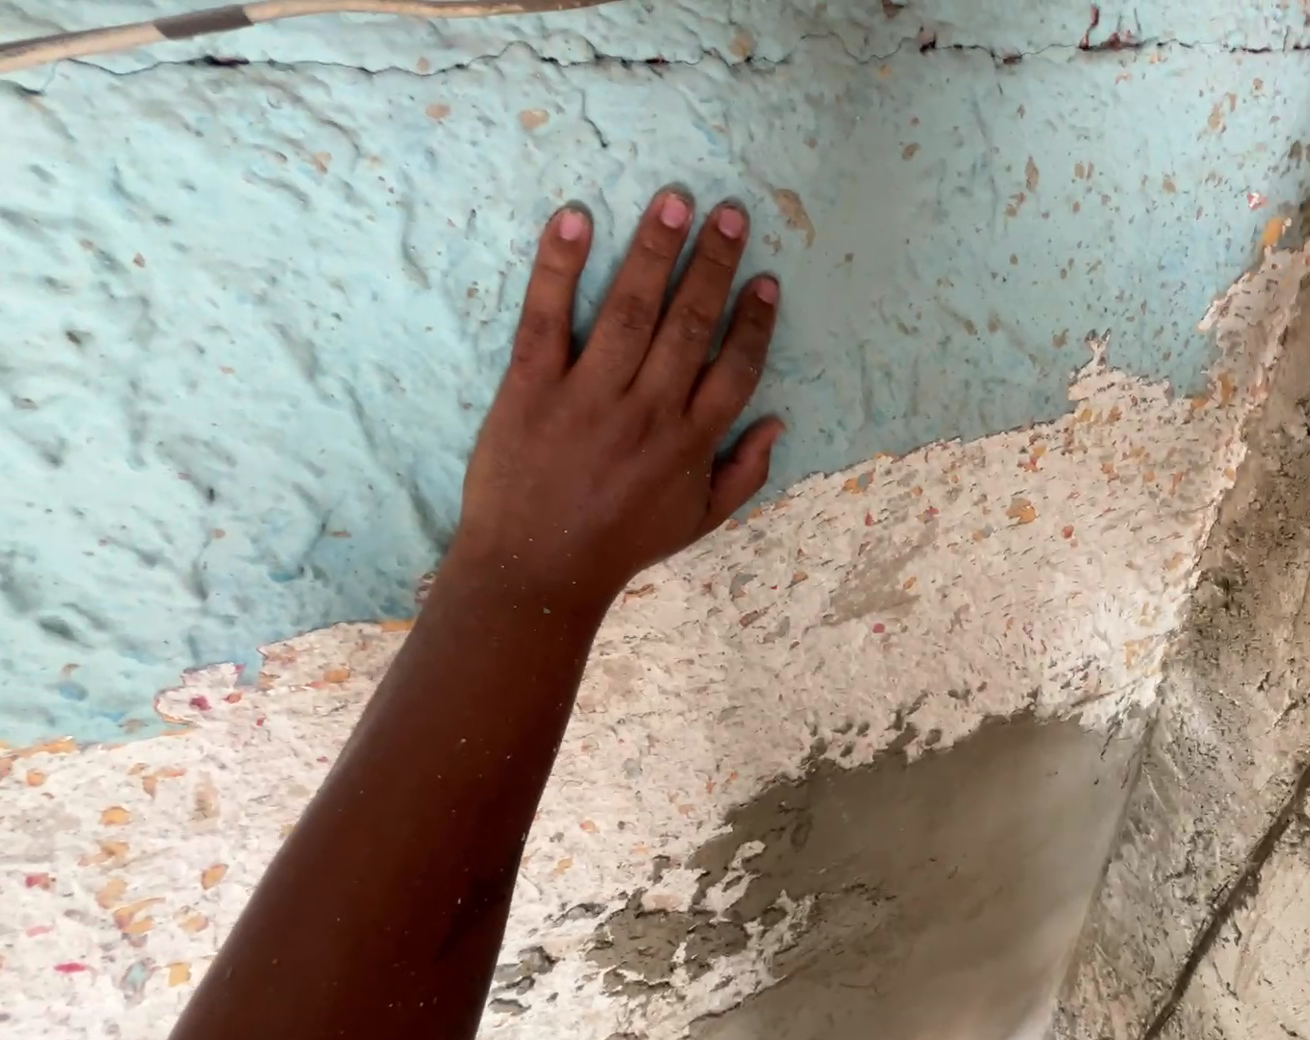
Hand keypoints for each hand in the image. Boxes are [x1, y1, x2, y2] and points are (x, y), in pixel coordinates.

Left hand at [447, 191, 782, 613]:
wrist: (537, 569)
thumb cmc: (624, 542)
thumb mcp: (700, 519)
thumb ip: (747, 472)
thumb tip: (779, 423)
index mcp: (692, 442)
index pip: (736, 368)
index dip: (755, 322)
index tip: (766, 281)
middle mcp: (649, 410)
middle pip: (690, 325)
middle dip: (714, 265)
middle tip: (731, 214)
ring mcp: (589, 396)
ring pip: (631, 311)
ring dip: (655, 251)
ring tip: (674, 201)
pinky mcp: (531, 388)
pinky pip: (547, 319)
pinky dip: (559, 269)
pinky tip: (575, 221)